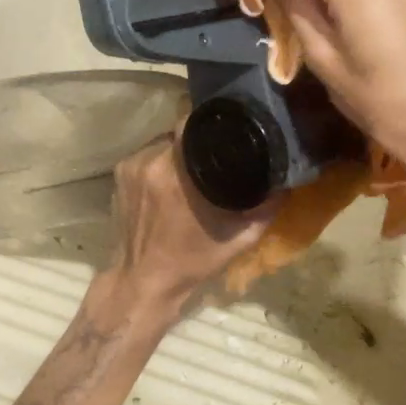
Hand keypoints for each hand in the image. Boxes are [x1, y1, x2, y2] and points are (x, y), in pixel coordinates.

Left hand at [108, 134, 275, 309]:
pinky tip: (170, 179)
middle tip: (215, 152)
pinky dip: (160, 161)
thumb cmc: (192, 262)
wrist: (141, 282)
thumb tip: (285, 178)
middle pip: (180, 131)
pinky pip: (147, 154)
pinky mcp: (120, 171)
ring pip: (163, 141)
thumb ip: (266, 206)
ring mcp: (131, 165)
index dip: (212, 122)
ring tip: (193, 166)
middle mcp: (152, 162)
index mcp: (178, 174)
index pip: (194, 124)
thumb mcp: (240, 238)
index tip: (227, 129)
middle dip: (197, 139)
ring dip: (178, 151)